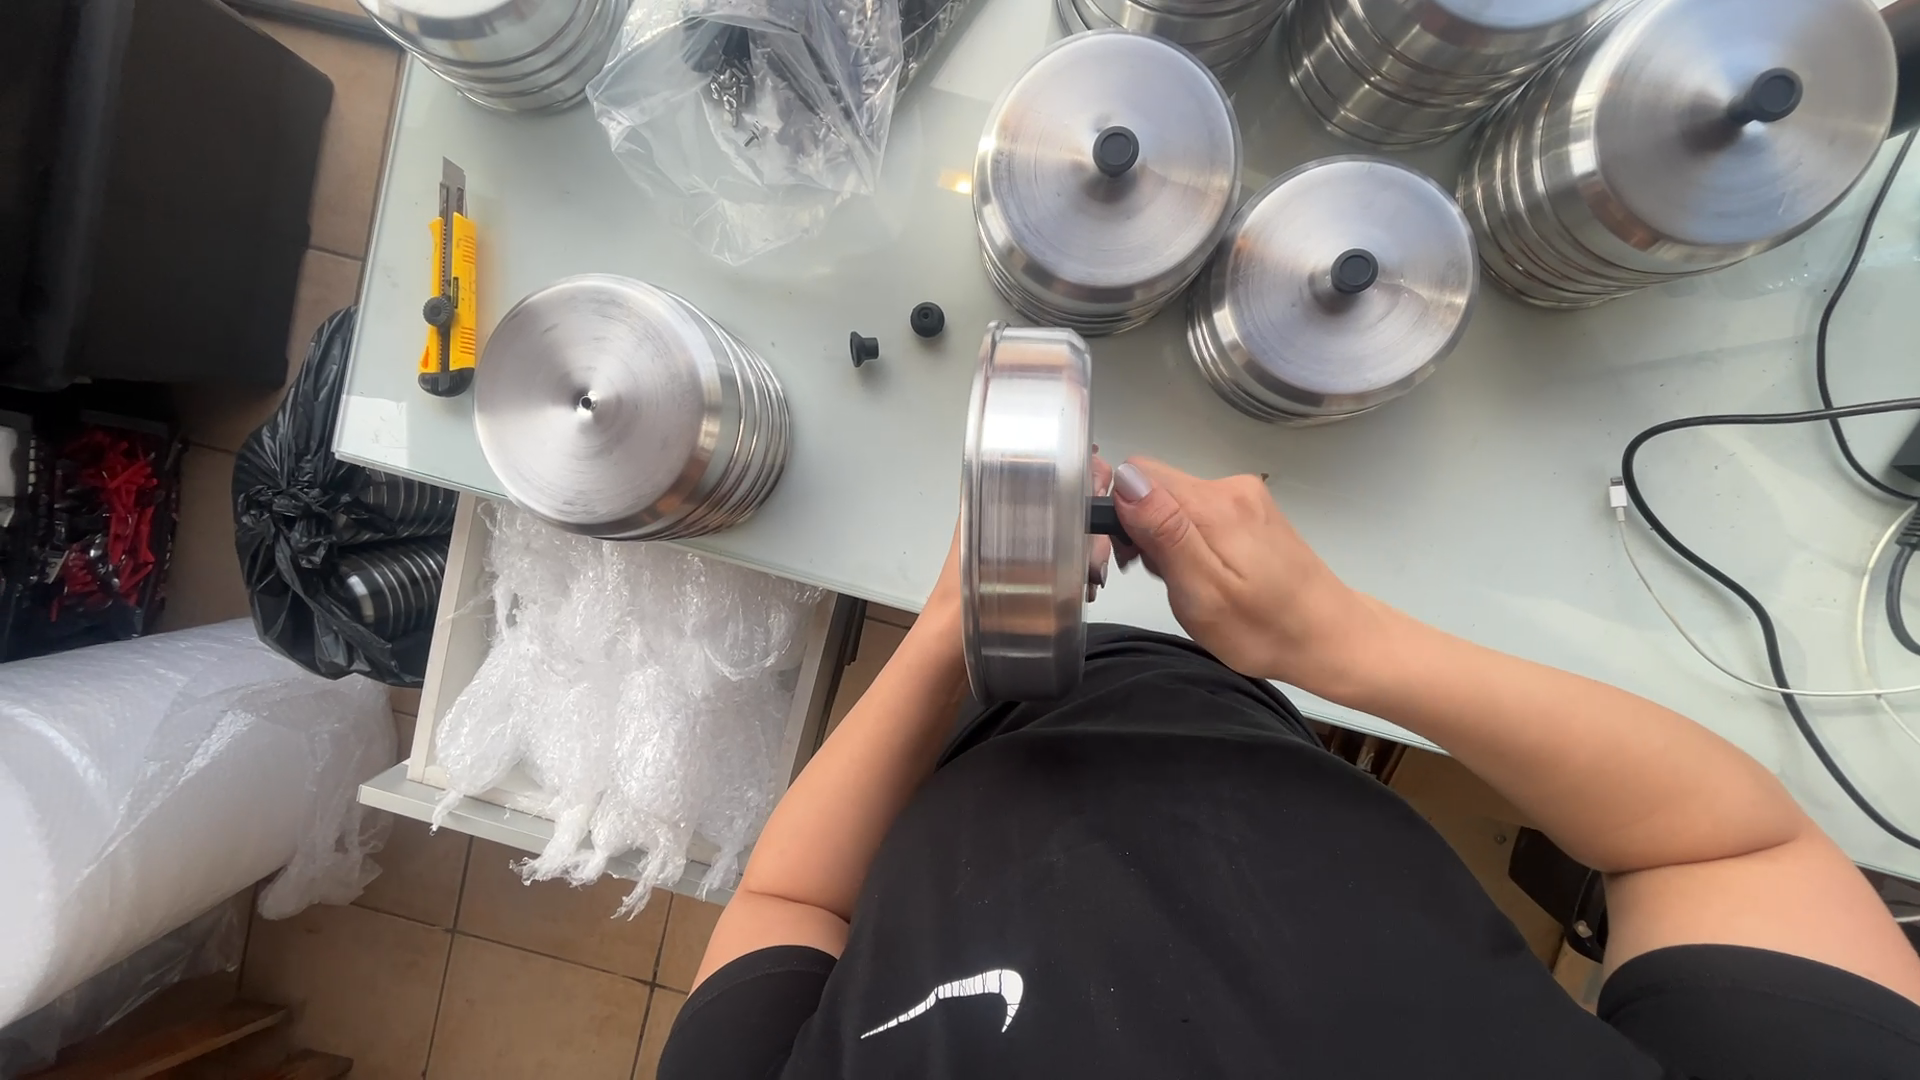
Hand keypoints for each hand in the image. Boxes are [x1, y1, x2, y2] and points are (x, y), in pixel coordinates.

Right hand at [1110, 457, 1378, 697]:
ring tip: (1186, 580)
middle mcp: (1228, 486)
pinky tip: (1207, 571)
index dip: (1120, 511)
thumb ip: (1164, 532)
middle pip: (1155, 484)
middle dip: (1142, 527)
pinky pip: (1197, 509)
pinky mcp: (1251, 510)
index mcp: (1212, 503)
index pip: (1137, 473)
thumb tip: (1126, 480)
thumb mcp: (1202, 591)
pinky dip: (1188, 538)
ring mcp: (1244, 496)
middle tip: (1163, 576)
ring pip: (1174, 499)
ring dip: (1165, 536)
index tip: (1133, 556)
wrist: (1330, 638)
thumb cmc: (1261, 628)